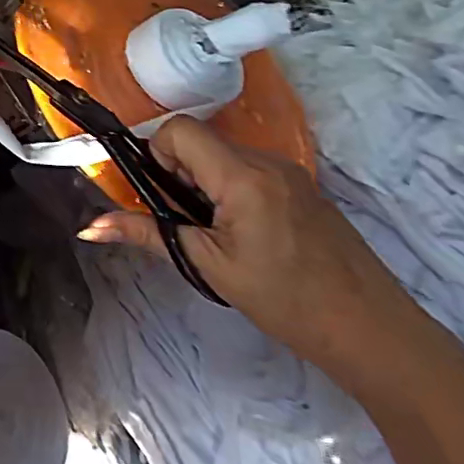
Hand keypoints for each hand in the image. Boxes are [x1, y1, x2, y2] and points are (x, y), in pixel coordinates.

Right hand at [77, 115, 431, 380]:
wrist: (374, 333)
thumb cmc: (286, 301)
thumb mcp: (208, 266)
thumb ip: (145, 235)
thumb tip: (88, 227)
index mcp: (243, 177)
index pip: (179, 130)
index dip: (158, 154)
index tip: (164, 196)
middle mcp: (267, 161)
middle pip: (198, 140)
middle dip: (178, 172)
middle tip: (188, 221)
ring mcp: (289, 171)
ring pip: (221, 155)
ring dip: (202, 182)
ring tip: (217, 232)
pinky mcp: (301, 185)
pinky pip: (246, 168)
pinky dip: (228, 188)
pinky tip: (244, 232)